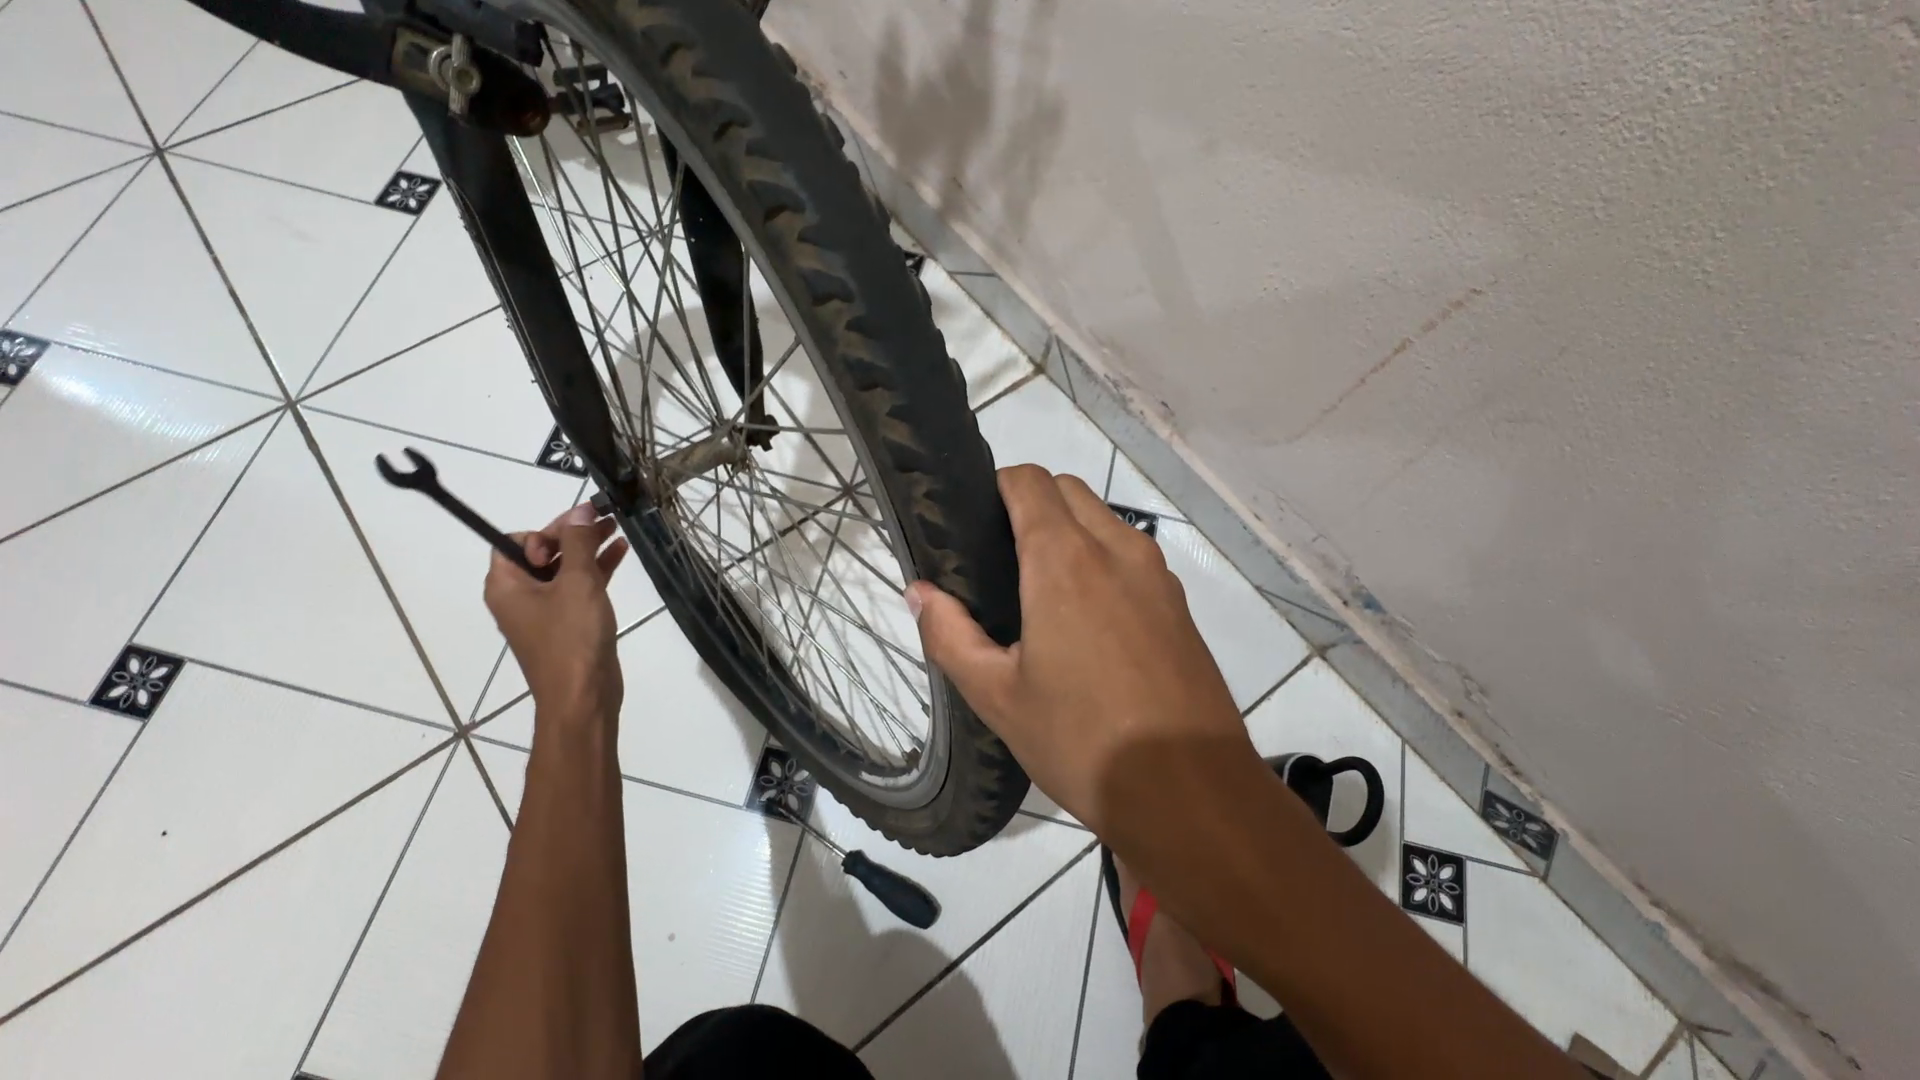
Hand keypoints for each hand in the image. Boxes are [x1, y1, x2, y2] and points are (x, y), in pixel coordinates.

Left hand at [484, 503, 630, 720]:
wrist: (583, 697)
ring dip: (589, 549)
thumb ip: (579, 542)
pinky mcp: (568, 624)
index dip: (547, 531)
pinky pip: (578, 588)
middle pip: (541, 552)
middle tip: (606, 517)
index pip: (515, 541)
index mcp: (506, 585)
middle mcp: (519, 596)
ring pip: (564, 569)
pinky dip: (597, 570)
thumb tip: (581, 509)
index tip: (577, 533)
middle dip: (574, 534)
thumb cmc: (572, 637)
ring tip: (618, 528)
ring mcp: (544, 612)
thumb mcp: (576, 583)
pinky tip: (621, 553)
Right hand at [906, 465, 1254, 836]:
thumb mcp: (997, 696)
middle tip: (999, 561)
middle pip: (1069, 490)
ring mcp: (1157, 576)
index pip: (1029, 481)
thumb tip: (919, 592)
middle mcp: (1117, 550)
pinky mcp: (1179, 606)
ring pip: (1105, 521)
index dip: (996, 487)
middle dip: (1032, 504)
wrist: (1190, 793)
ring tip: (1039, 594)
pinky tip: (1086, 624)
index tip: (972, 523)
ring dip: (1070, 532)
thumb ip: (950, 635)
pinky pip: (1133, 557)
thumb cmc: (1081, 741)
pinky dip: (1103, 561)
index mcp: (1065, 561)